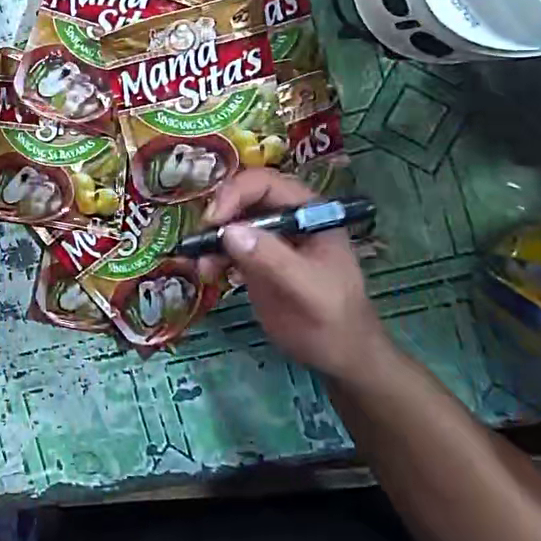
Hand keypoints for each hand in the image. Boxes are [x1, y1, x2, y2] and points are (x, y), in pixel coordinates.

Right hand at [201, 169, 386, 382]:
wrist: (340, 356)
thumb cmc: (334, 318)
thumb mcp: (307, 287)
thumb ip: (272, 258)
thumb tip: (229, 231)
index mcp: (307, 210)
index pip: (265, 184)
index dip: (235, 193)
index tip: (213, 220)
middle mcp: (285, 216)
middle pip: (242, 197)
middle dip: (217, 215)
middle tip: (200, 240)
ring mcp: (268, 238)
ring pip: (229, 222)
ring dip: (209, 239)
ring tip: (203, 266)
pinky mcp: (254, 259)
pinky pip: (226, 246)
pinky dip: (211, 256)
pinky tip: (206, 273)